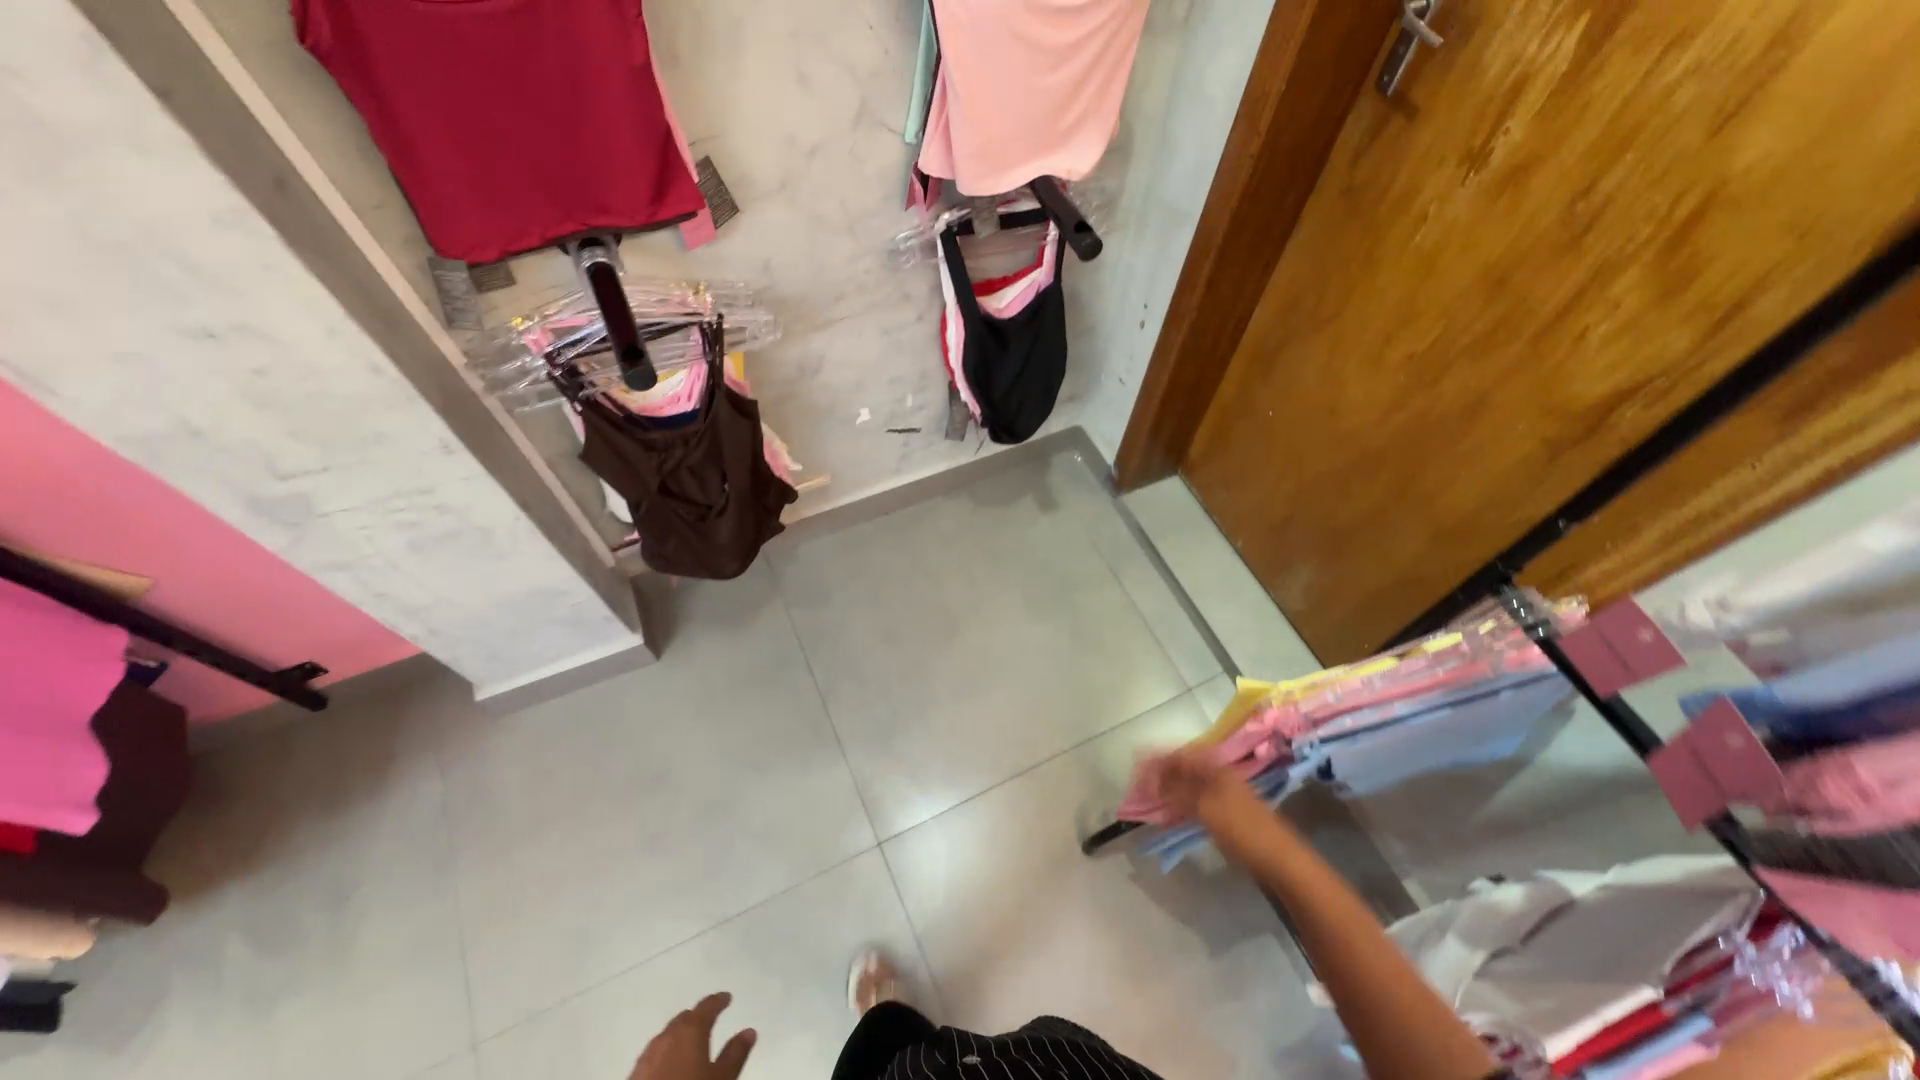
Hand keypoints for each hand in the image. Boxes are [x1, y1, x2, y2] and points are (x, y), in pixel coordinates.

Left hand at [630, 993, 756, 1079]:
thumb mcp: (722, 1078)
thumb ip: (735, 1053)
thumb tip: (749, 1031)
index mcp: (690, 1031)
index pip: (706, 1007)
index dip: (718, 1000)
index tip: (726, 997)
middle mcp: (666, 1037)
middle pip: (684, 1019)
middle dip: (697, 1017)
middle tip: (709, 1018)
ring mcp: (647, 1056)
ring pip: (666, 1036)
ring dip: (680, 1034)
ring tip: (690, 1041)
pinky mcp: (634, 1074)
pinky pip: (654, 1053)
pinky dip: (666, 1051)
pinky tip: (670, 1064)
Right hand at [1137, 748, 1262, 829]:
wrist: (1278, 859)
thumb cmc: (1241, 828)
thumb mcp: (1205, 807)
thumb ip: (1178, 790)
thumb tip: (1153, 777)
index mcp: (1216, 769)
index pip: (1181, 755)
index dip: (1159, 760)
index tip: (1138, 771)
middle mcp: (1220, 778)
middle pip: (1185, 770)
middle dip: (1161, 776)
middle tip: (1140, 789)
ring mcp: (1225, 797)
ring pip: (1190, 788)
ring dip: (1170, 793)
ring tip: (1150, 803)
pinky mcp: (1226, 816)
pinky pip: (1197, 804)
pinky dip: (1181, 807)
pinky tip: (1170, 817)